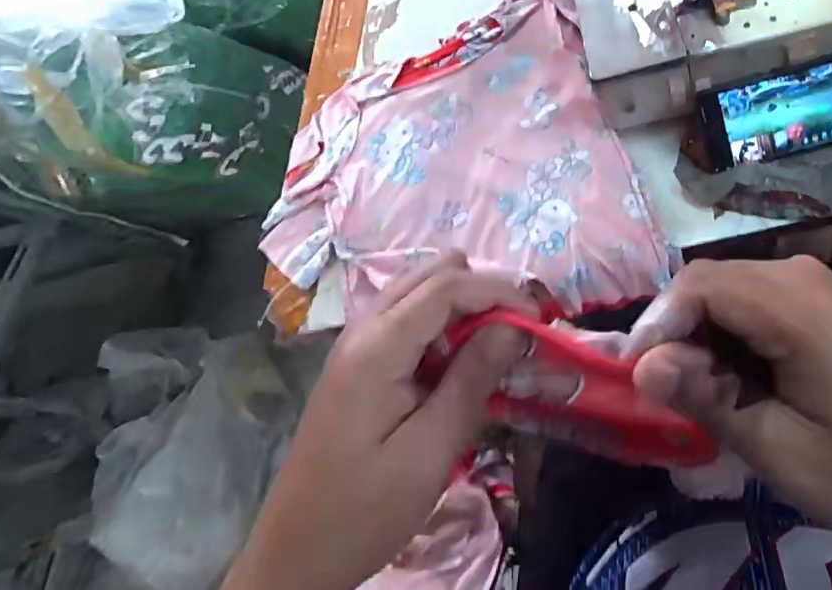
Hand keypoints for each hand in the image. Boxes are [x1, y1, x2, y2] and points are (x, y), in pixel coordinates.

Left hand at [222, 254, 533, 589]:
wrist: (293, 560)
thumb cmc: (363, 513)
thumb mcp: (430, 452)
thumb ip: (474, 379)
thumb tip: (516, 327)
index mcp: (376, 348)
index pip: (448, 284)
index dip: (500, 291)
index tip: (538, 321)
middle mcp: (364, 328)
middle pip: (435, 271)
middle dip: (484, 290)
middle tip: (516, 331)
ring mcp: (358, 340)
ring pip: (423, 284)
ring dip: (465, 302)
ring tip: (492, 344)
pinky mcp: (360, 357)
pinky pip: (411, 310)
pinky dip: (445, 318)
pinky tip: (458, 358)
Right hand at [625, 256, 831, 550]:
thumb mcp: (785, 452)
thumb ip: (709, 399)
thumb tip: (642, 365)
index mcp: (793, 304)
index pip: (697, 286)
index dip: (657, 327)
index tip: (639, 381)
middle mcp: (798, 273)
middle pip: (709, 283)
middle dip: (677, 335)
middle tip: (670, 398)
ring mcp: (812, 280)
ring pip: (728, 291)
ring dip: (704, 339)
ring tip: (706, 399)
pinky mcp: (818, 296)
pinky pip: (754, 300)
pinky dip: (732, 337)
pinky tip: (742, 383)